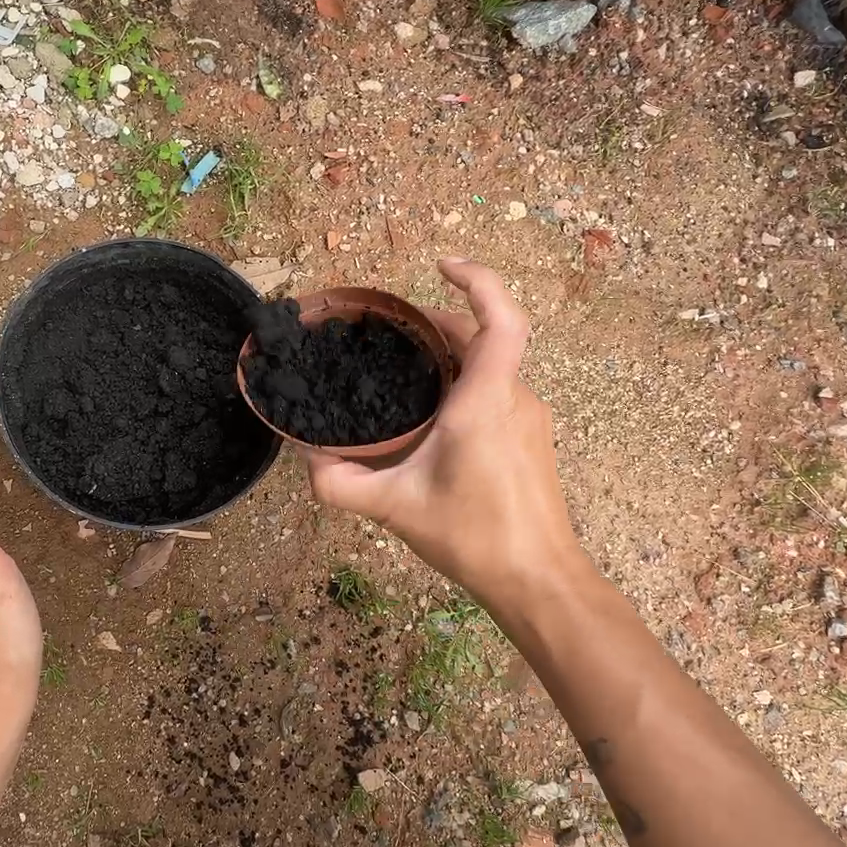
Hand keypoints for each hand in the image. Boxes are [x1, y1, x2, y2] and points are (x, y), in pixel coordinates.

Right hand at [307, 259, 581, 607]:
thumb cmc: (475, 536)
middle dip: (440, 320)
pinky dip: (463, 380)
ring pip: (491, 364)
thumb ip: (340, 483)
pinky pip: (497, 389)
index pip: (502, 320)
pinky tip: (429, 410)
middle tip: (392, 327)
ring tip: (403, 364)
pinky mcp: (528, 438)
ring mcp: (527, 418)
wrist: (539, 580)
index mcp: (485, 402)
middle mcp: (514, 399)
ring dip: (451, 352)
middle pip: (486, 336)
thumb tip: (307, 459)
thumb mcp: (394, 508)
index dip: (479, 281)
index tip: (442, 266)